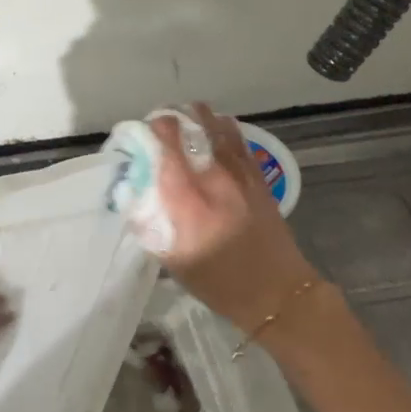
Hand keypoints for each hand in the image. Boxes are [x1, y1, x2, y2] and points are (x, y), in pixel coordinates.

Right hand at [150, 103, 322, 334]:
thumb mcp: (172, 260)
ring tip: (181, 126)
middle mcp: (214, 178)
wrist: (275, 291)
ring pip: (215, 124)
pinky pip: (235, 138)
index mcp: (188, 201)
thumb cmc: (218, 283)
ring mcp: (240, 173)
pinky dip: (219, 129)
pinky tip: (210, 134)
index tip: (138, 138)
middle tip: (156, 131)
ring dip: (194, 120)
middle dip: (168, 121)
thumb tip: (135, 192)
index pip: (165, 144)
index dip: (149, 132)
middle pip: (190, 126)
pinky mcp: (258, 175)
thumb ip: (152, 222)